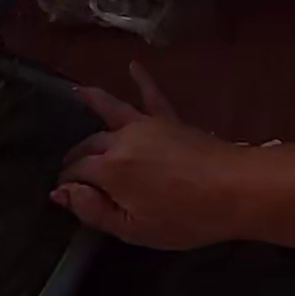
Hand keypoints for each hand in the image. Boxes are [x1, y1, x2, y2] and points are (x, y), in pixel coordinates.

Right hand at [52, 63, 252, 249]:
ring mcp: (146, 124)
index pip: (76, 171)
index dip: (66, 181)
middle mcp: (121, 140)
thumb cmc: (184, 218)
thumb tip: (62, 193)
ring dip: (93, 99)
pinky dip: (142, 79)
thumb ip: (93, 210)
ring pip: (111, 108)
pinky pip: (151, 94)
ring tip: (77, 90)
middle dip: (75, 154)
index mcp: (109, 169)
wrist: (232, 189)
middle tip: (68, 164)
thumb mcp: (133, 229)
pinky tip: (133, 66)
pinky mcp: (168, 118)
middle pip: (90, 143)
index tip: (62, 191)